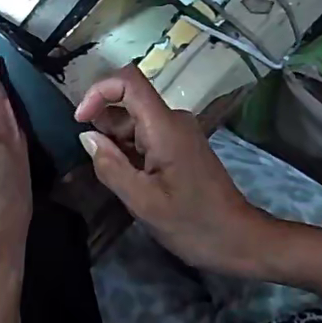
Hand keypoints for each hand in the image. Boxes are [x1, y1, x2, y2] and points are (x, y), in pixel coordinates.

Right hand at [74, 65, 273, 276]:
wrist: (241, 241)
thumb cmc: (193, 224)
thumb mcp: (144, 202)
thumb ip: (110, 166)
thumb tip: (87, 137)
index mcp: (164, 126)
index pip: (128, 81)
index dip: (98, 91)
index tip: (80, 120)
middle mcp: (173, 120)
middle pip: (128, 103)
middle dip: (104, 126)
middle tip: (99, 165)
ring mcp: (178, 132)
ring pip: (135, 121)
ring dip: (116, 143)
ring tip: (118, 179)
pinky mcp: (180, 146)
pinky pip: (146, 135)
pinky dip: (129, 151)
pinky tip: (131, 180)